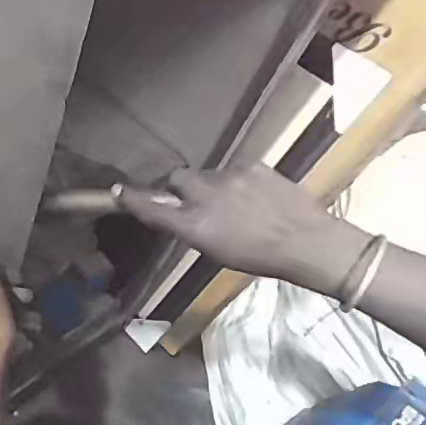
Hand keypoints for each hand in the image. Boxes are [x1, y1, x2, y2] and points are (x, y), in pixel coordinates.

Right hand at [118, 165, 372, 295]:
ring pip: (208, 175)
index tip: (118, 192)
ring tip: (234, 203)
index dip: (133, 200)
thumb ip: (194, 229)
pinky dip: (238, 183)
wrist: (307, 242)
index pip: (154, 209)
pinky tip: (255, 197)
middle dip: (178, 186)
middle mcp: (207, 197)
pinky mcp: (253, 166)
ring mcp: (231, 177)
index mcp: (195, 226)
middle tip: (190, 198)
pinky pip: (235, 171)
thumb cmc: (259, 258)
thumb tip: (183, 215)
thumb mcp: (217, 252)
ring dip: (212, 186)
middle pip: (177, 178)